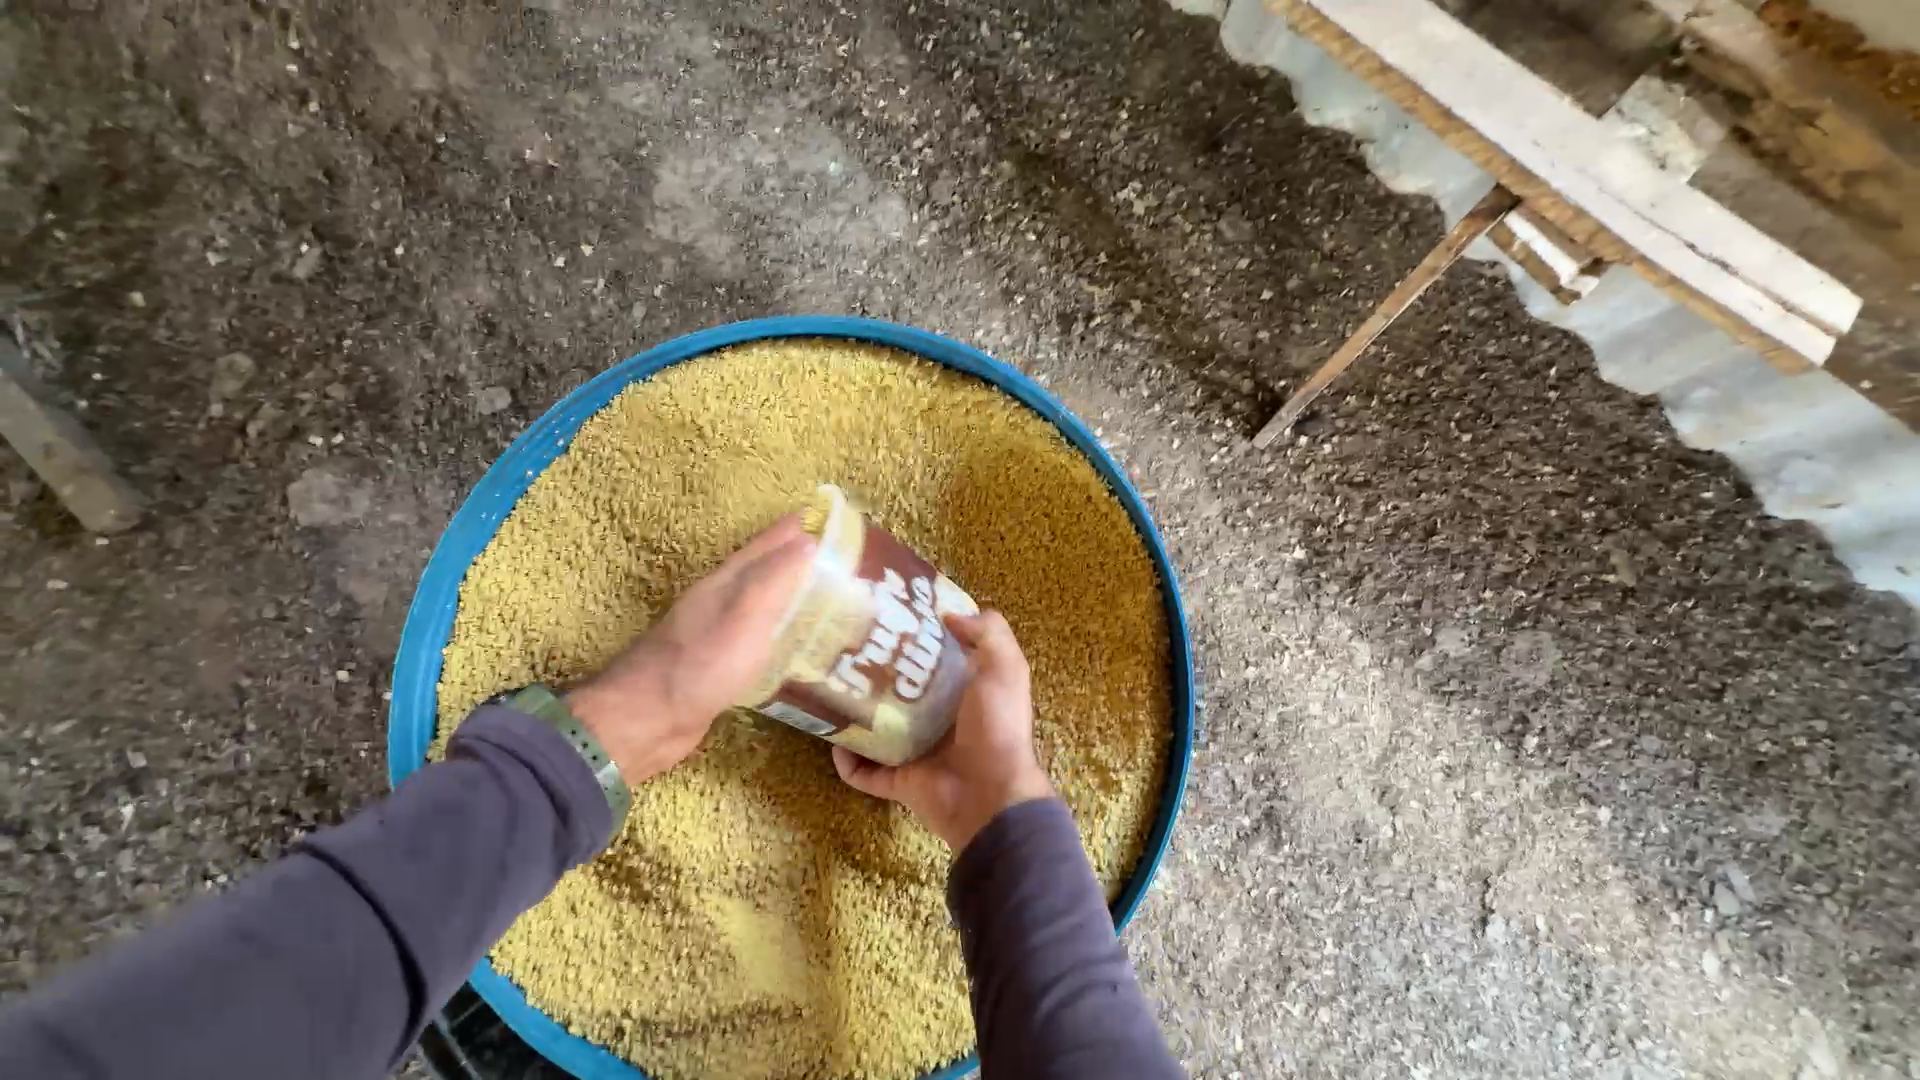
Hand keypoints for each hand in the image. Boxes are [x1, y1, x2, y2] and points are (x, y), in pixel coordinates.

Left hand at [565, 515, 813, 783]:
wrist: (648, 720)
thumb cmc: (700, 663)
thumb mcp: (744, 614)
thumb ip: (776, 577)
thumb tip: (809, 540)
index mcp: (729, 581)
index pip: (770, 543)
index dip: (799, 528)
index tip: (832, 519)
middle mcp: (724, 599)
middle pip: (768, 570)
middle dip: (802, 559)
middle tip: (845, 562)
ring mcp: (720, 631)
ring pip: (766, 603)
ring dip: (795, 595)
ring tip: (833, 600)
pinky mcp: (722, 663)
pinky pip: (762, 636)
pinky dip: (784, 631)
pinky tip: (801, 645)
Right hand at [832, 610, 1053, 851]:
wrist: (990, 797)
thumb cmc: (997, 727)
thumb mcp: (1005, 669)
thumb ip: (989, 633)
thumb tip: (950, 614)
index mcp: (966, 693)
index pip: (937, 660)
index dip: (918, 639)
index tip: (891, 618)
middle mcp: (941, 721)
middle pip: (902, 692)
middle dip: (878, 675)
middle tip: (851, 653)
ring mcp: (918, 753)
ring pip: (878, 729)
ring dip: (857, 716)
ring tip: (832, 691)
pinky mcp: (899, 781)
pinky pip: (864, 771)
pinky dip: (848, 760)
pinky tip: (833, 739)